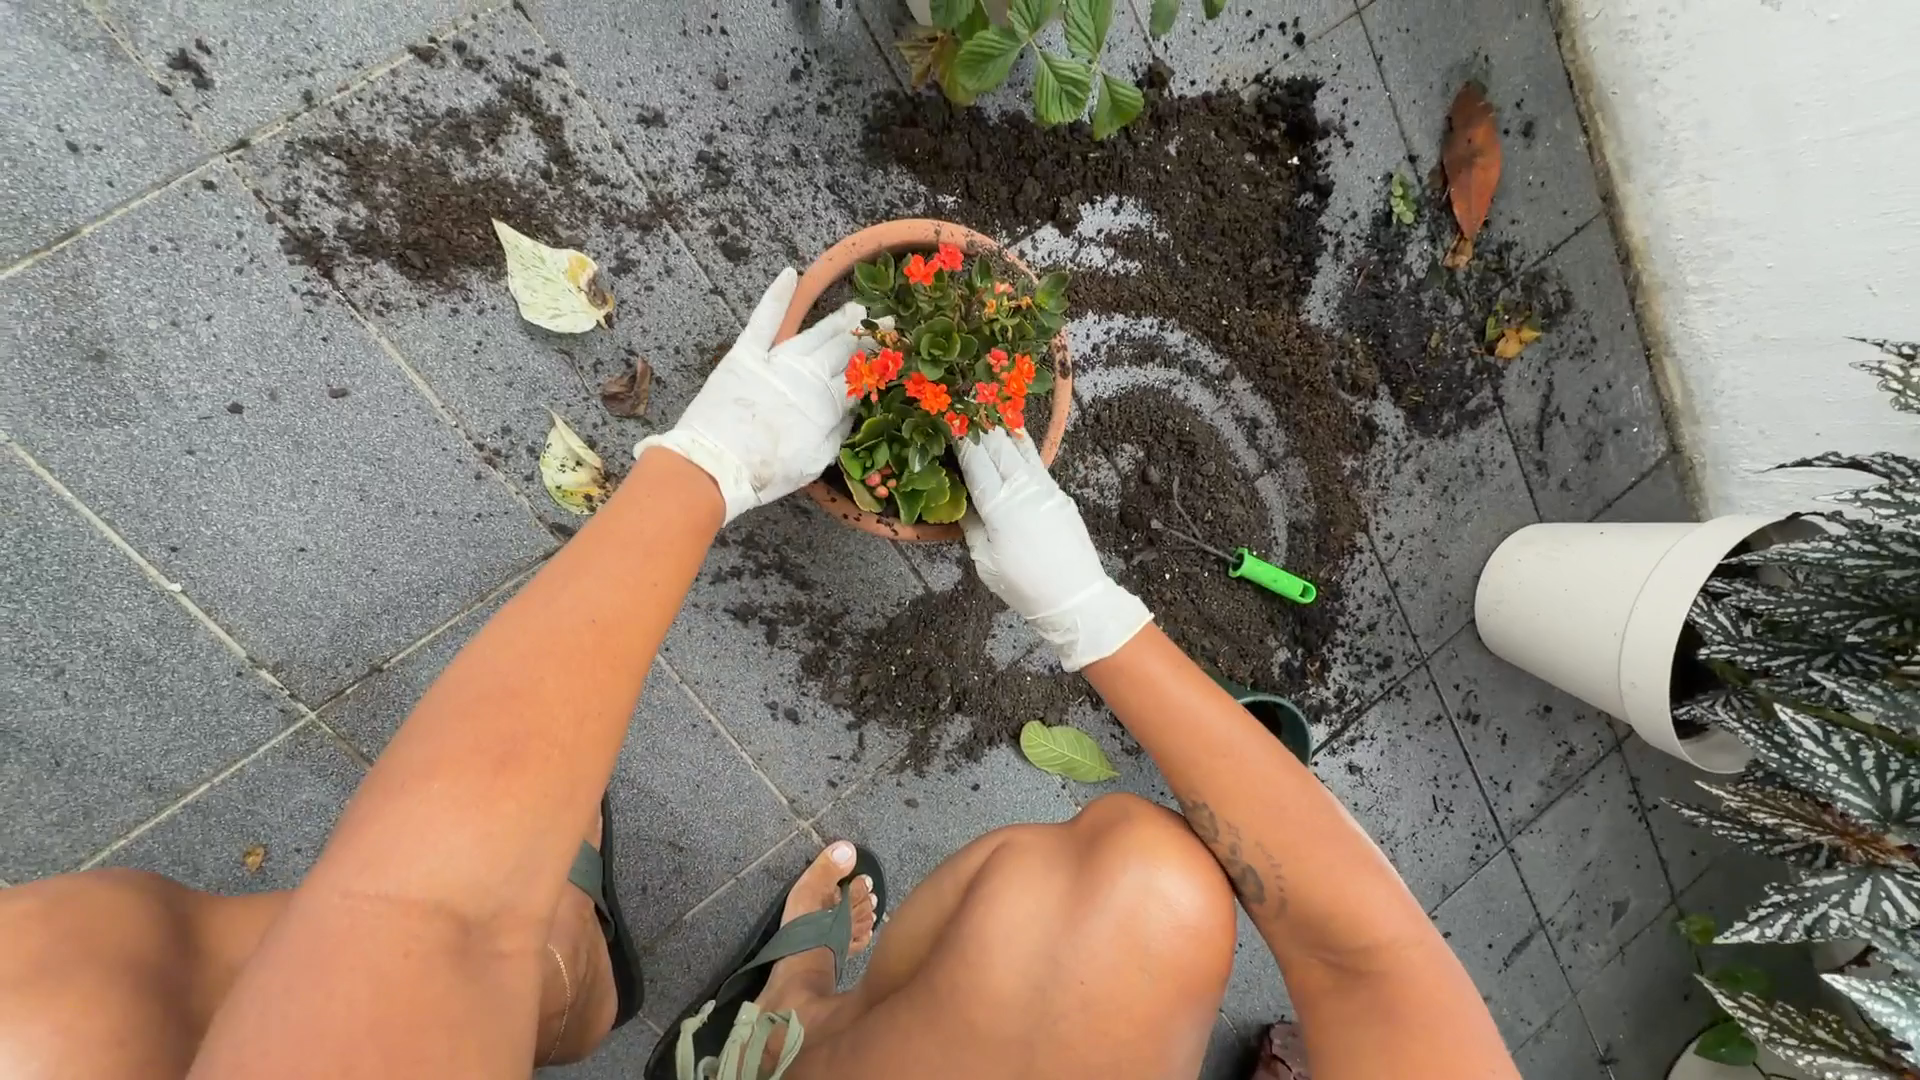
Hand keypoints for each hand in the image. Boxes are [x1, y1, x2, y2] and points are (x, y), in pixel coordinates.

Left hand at [637, 269, 863, 522]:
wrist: (715, 467)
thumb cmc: (767, 473)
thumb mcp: (816, 462)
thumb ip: (838, 433)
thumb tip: (854, 409)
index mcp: (826, 406)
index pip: (859, 378)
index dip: (878, 364)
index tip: (893, 352)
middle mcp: (806, 377)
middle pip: (843, 351)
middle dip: (867, 336)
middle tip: (886, 323)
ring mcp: (776, 361)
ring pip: (814, 334)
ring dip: (838, 320)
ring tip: (857, 309)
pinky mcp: (745, 355)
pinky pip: (763, 320)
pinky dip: (776, 297)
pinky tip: (790, 275)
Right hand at [956, 428, 1151, 670]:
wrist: (1074, 596)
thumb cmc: (1023, 586)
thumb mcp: (984, 561)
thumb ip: (971, 526)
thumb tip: (963, 501)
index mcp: (998, 506)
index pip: (974, 461)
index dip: (959, 440)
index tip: (948, 422)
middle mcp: (1022, 488)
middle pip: (997, 446)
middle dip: (979, 426)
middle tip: (964, 408)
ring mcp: (1045, 488)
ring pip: (1020, 448)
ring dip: (1001, 429)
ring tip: (987, 412)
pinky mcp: (1059, 494)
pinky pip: (1036, 461)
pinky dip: (1022, 445)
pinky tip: (1015, 437)